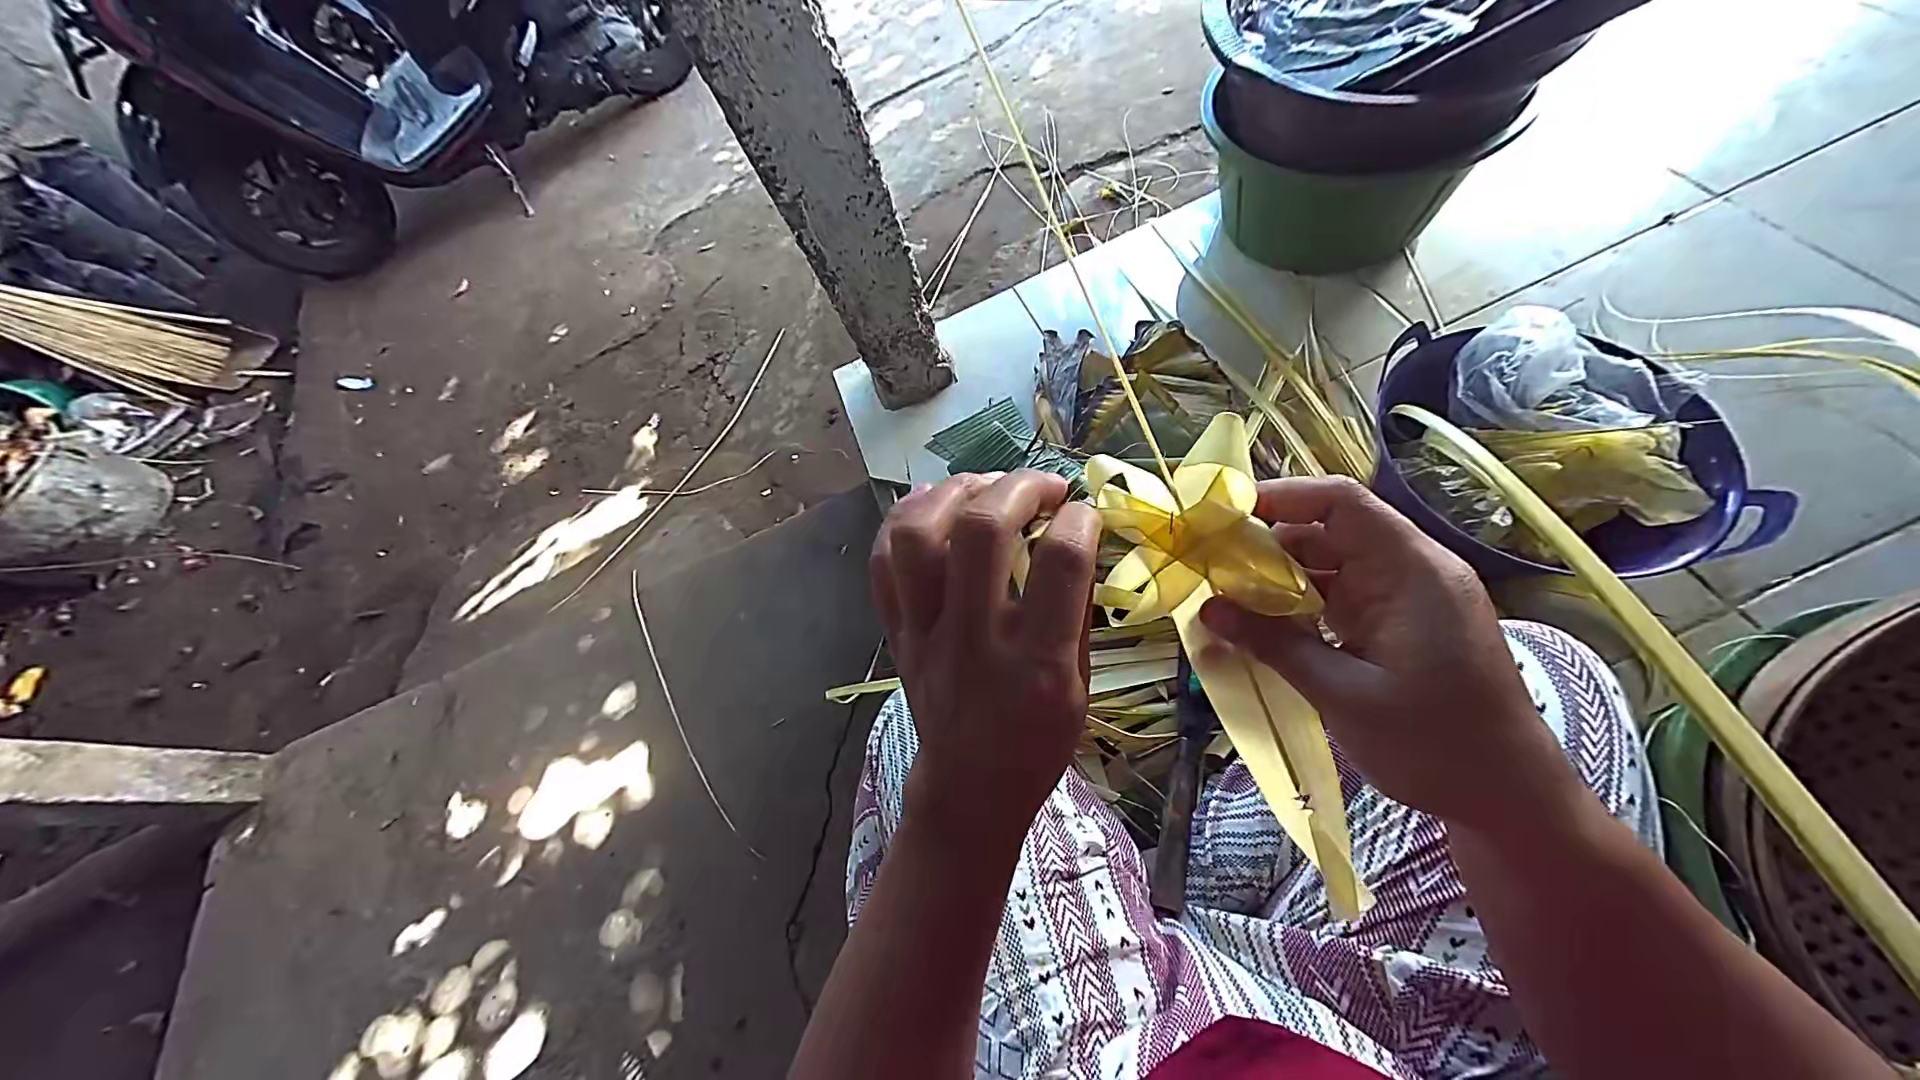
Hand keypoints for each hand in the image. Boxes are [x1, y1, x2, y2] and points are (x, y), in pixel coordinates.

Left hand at [869, 471, 1101, 848]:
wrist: (969, 787)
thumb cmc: (1038, 742)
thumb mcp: (1082, 686)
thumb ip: (1078, 609)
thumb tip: (1077, 535)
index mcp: (1038, 663)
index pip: (1061, 562)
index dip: (1079, 519)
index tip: (1083, 512)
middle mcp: (975, 640)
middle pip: (984, 532)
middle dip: (1020, 487)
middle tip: (1043, 486)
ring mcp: (926, 634)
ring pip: (919, 537)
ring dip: (954, 493)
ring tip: (985, 486)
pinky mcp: (896, 633)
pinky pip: (884, 562)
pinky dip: (904, 519)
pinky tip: (934, 502)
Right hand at [1198, 476, 1585, 833]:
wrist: (1509, 799)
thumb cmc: (1437, 747)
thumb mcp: (1343, 695)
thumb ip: (1273, 644)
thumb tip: (1207, 610)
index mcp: (1413, 572)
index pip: (1343, 503)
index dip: (1281, 496)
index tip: (1223, 515)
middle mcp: (1411, 572)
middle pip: (1328, 530)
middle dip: (1267, 545)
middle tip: (1210, 569)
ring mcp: (1404, 598)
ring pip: (1328, 563)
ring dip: (1278, 578)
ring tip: (1227, 600)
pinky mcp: (1396, 622)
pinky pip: (1337, 595)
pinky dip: (1298, 604)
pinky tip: (1263, 625)